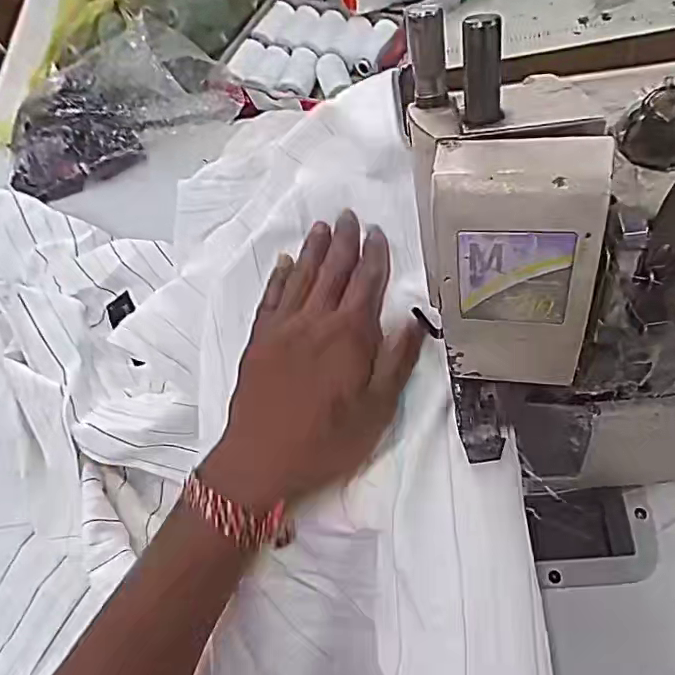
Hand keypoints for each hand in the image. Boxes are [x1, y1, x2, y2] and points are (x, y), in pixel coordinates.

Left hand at [199, 211, 425, 510]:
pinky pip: (271, 297)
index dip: (375, 257)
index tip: (378, 234)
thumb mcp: (378, 408)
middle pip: (333, 273)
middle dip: (345, 243)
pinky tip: (285, 263)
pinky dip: (279, 277)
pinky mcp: (260, 340)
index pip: (366, 285)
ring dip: (314, 251)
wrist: (262, 458)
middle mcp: (316, 322)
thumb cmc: (329, 439)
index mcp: (350, 336)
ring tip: (323, 227)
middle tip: (350, 216)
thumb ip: (397, 361)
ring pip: (301, 278)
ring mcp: (283, 328)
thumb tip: (414, 321)